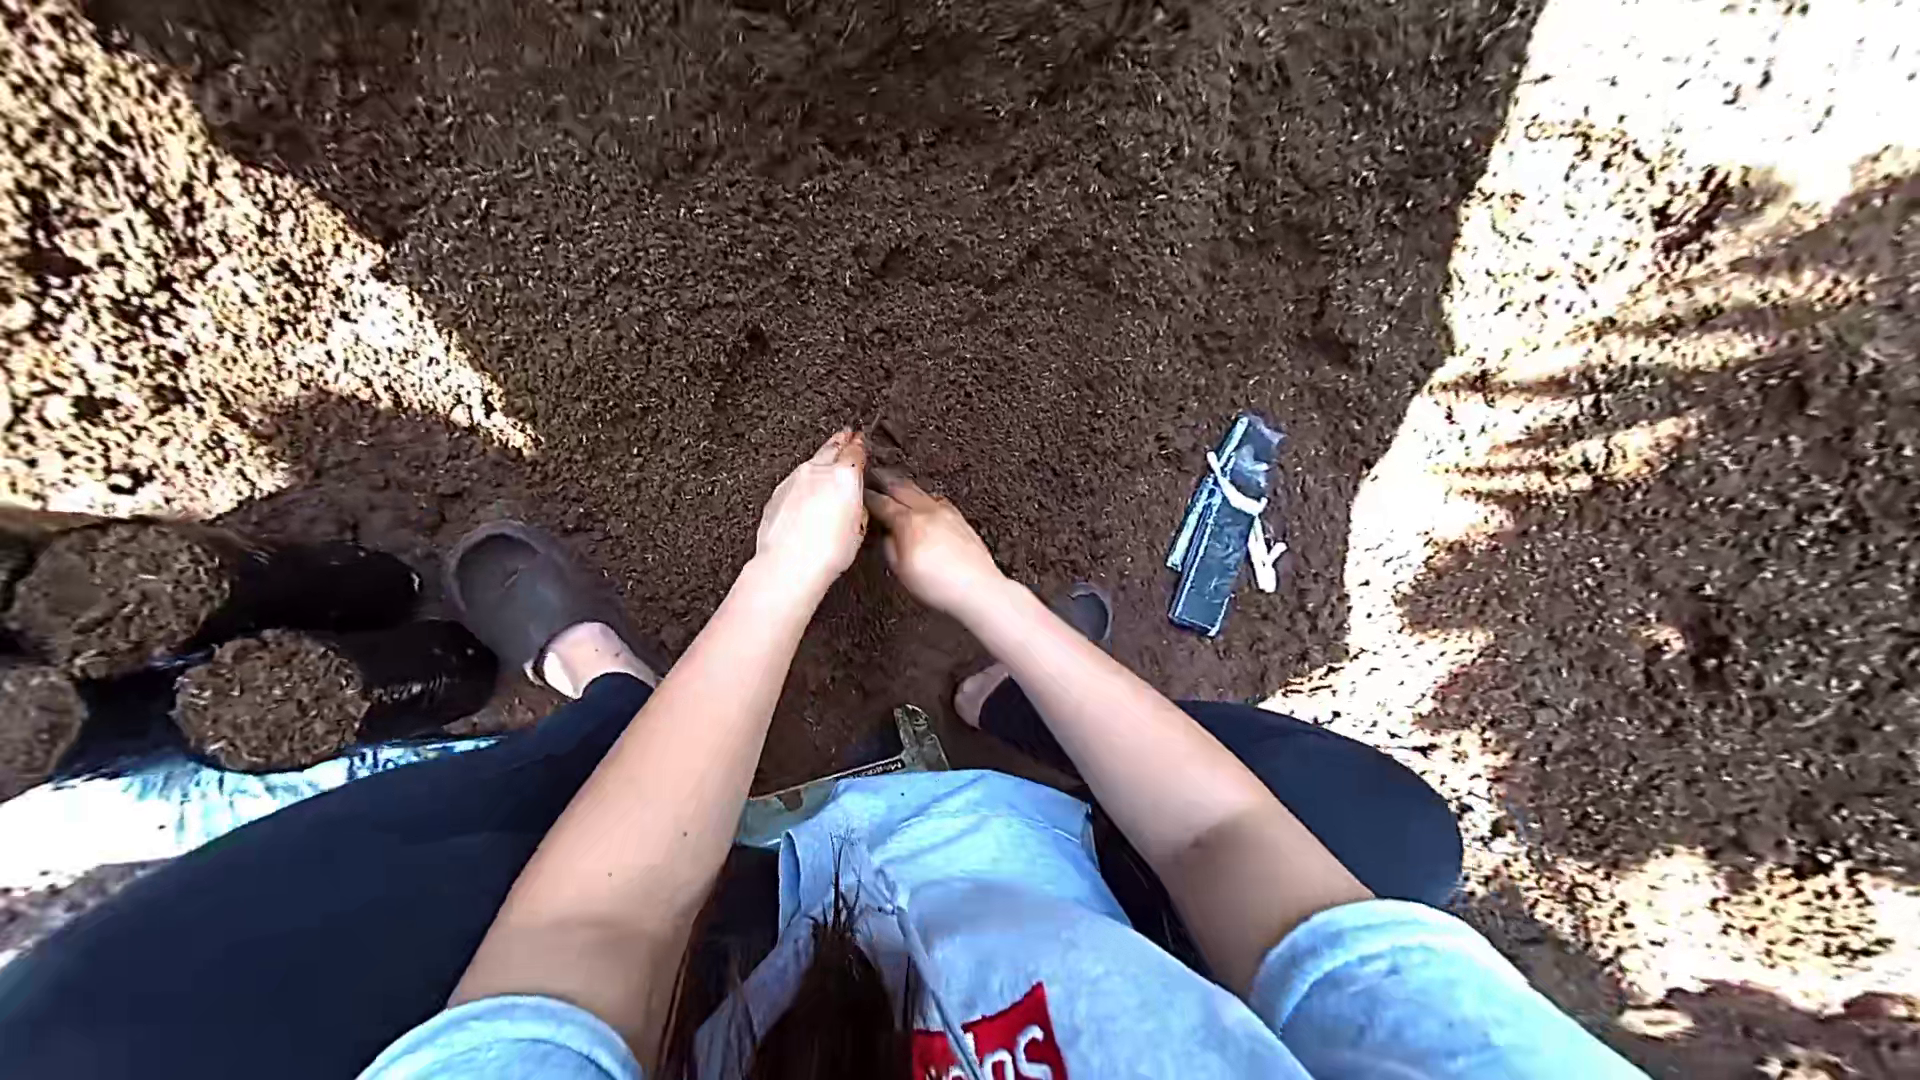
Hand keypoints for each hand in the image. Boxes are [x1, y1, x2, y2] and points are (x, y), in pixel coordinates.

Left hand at [755, 430, 868, 596]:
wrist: (789, 564)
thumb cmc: (825, 552)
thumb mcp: (859, 529)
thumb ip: (858, 507)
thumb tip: (855, 504)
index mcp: (844, 476)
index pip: (855, 450)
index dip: (860, 444)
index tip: (861, 440)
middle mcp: (818, 471)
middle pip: (831, 446)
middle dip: (841, 439)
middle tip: (847, 434)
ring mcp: (794, 480)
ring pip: (811, 462)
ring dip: (821, 460)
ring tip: (827, 461)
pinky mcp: (778, 493)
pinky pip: (794, 481)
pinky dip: (803, 481)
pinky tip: (807, 493)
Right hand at [864, 471, 1006, 617]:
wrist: (977, 589)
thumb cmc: (940, 585)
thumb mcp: (901, 570)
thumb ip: (889, 546)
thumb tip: (886, 534)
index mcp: (909, 522)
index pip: (882, 503)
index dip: (868, 497)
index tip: (860, 493)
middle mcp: (928, 512)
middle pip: (901, 488)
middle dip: (884, 480)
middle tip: (874, 475)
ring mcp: (946, 513)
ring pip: (920, 491)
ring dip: (904, 485)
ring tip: (895, 483)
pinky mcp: (960, 520)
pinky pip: (937, 500)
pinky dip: (924, 496)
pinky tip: (925, 501)